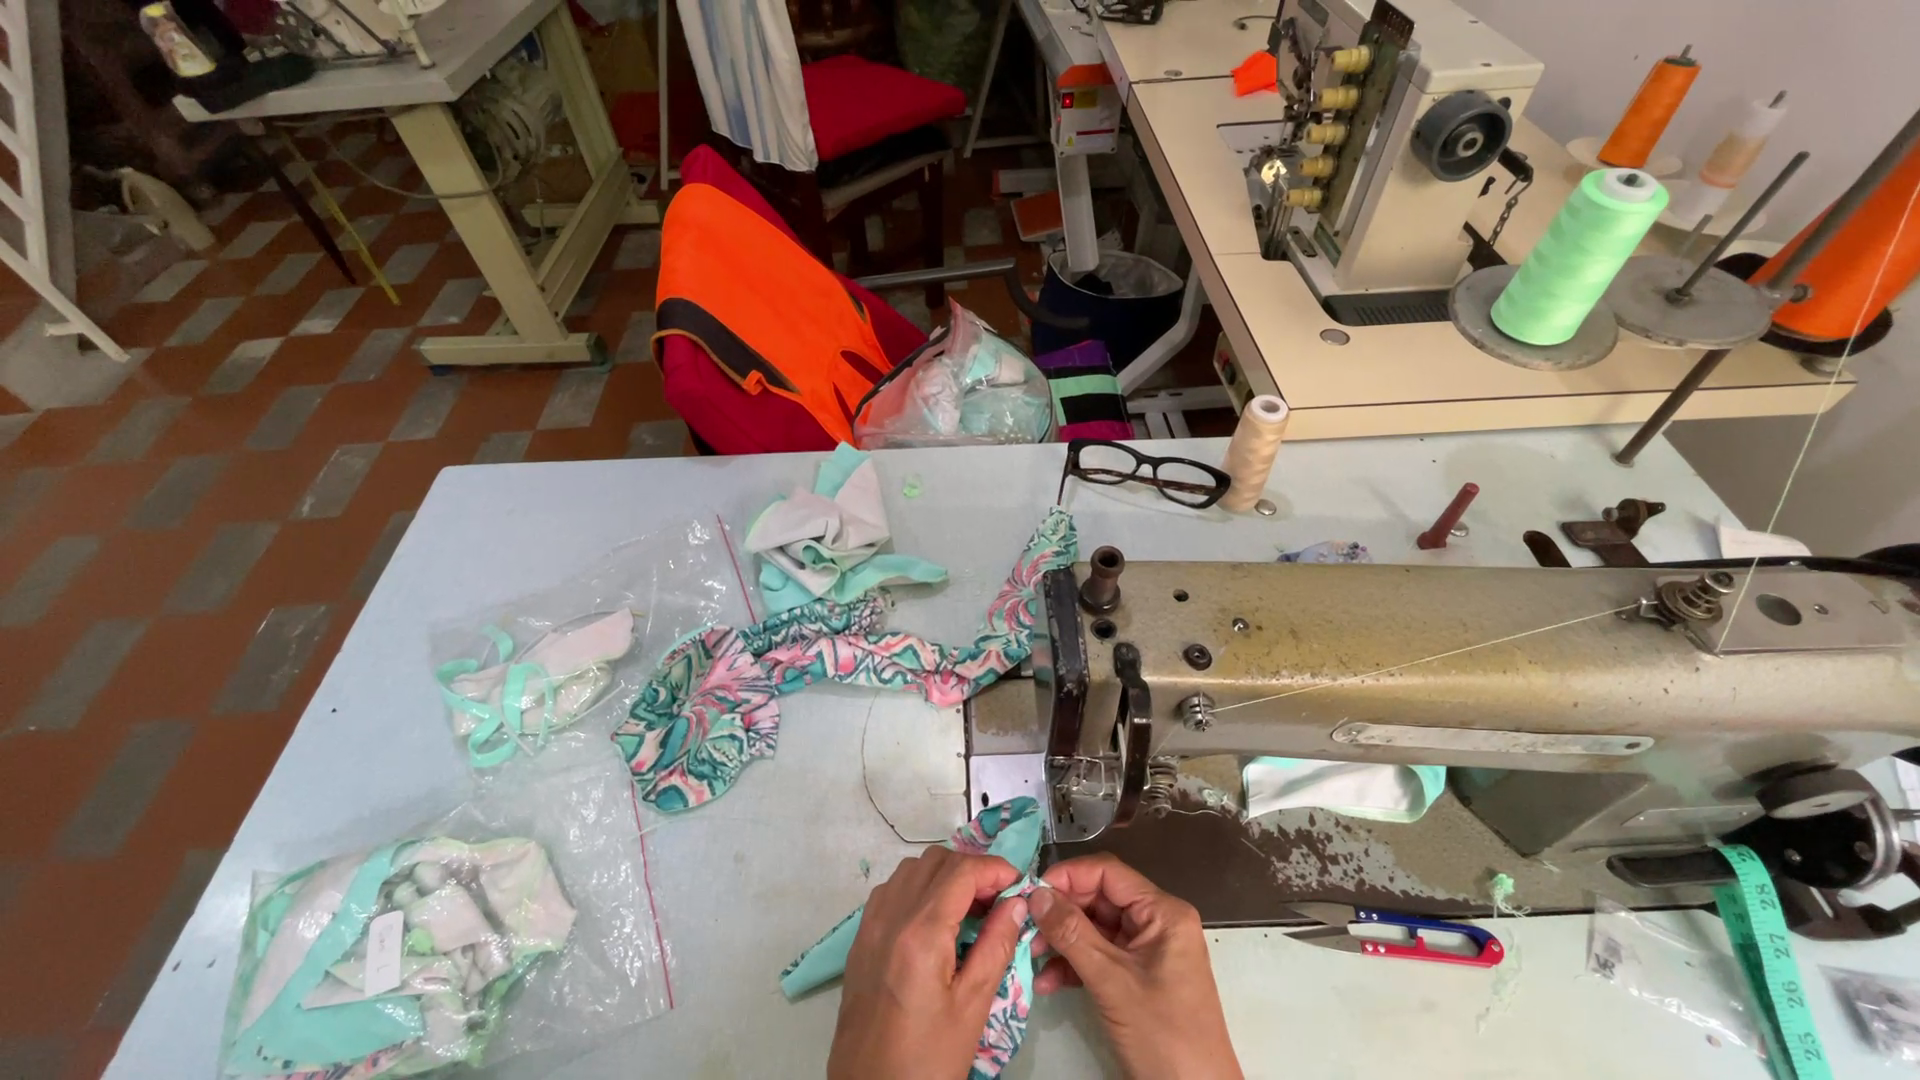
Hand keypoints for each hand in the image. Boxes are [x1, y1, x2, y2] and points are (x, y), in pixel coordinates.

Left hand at [829, 846, 1028, 1079]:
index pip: (962, 871)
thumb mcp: (973, 1007)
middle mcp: (891, 916)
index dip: (995, 869)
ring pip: (910, 870)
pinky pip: (890, 891)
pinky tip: (935, 921)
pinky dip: (917, 889)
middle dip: (971, 870)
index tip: (1019, 884)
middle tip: (997, 900)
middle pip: (936, 861)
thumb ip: (997, 946)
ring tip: (969, 910)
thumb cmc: (928, 1059)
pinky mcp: (860, 940)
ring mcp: (870, 926)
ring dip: (943, 876)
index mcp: (921, 932)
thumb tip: (1017, 903)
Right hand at [1030, 854, 1241, 1079]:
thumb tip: (1035, 894)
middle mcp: (1156, 923)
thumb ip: (1072, 934)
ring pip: (1095, 929)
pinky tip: (1048, 983)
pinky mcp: (1137, 978)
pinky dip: (1073, 966)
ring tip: (1030, 957)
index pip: (1108, 873)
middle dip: (1060, 913)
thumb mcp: (1112, 981)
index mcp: (1162, 913)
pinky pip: (1100, 957)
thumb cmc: (1162, 1034)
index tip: (1030, 892)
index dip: (1068, 876)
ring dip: (1062, 941)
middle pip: (1099, 899)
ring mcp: (1147, 951)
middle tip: (1024, 928)